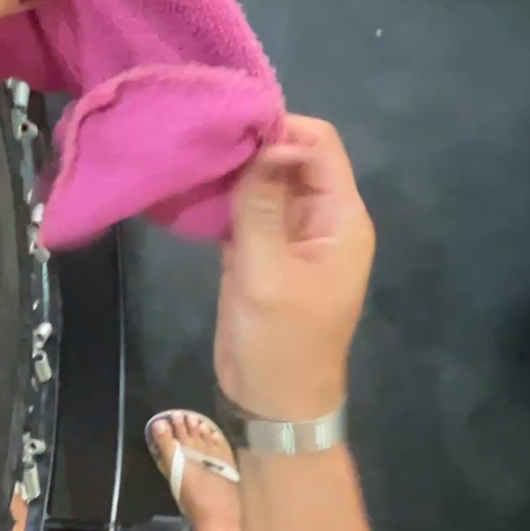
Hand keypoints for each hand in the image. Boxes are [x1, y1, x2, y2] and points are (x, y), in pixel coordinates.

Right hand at [215, 115, 374, 421]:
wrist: (273, 401)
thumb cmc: (281, 342)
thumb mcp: (268, 274)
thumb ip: (261, 208)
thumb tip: (262, 143)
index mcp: (339, 217)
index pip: (318, 147)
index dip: (280, 130)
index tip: (229, 129)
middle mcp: (317, 219)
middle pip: (290, 160)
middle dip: (252, 148)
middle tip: (201, 145)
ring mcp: (287, 237)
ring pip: (263, 185)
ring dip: (233, 175)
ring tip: (190, 163)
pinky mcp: (259, 254)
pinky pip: (245, 212)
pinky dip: (222, 202)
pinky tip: (190, 194)